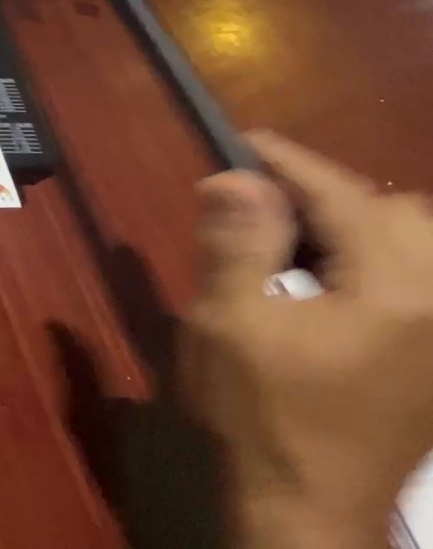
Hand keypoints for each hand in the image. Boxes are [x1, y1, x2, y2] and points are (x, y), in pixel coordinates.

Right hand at [183, 130, 432, 547]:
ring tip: (282, 228)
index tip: (242, 142)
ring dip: (355, 225)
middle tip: (257, 194)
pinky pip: (417, 285)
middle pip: (407, 218)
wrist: (301, 500)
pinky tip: (316, 275)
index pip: (352, 202)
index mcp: (397, 297)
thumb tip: (237, 177)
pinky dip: (370, 260)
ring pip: (421, 250)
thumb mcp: (228, 318)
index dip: (294, 164)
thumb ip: (238, 242)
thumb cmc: (257, 406)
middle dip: (334, 193)